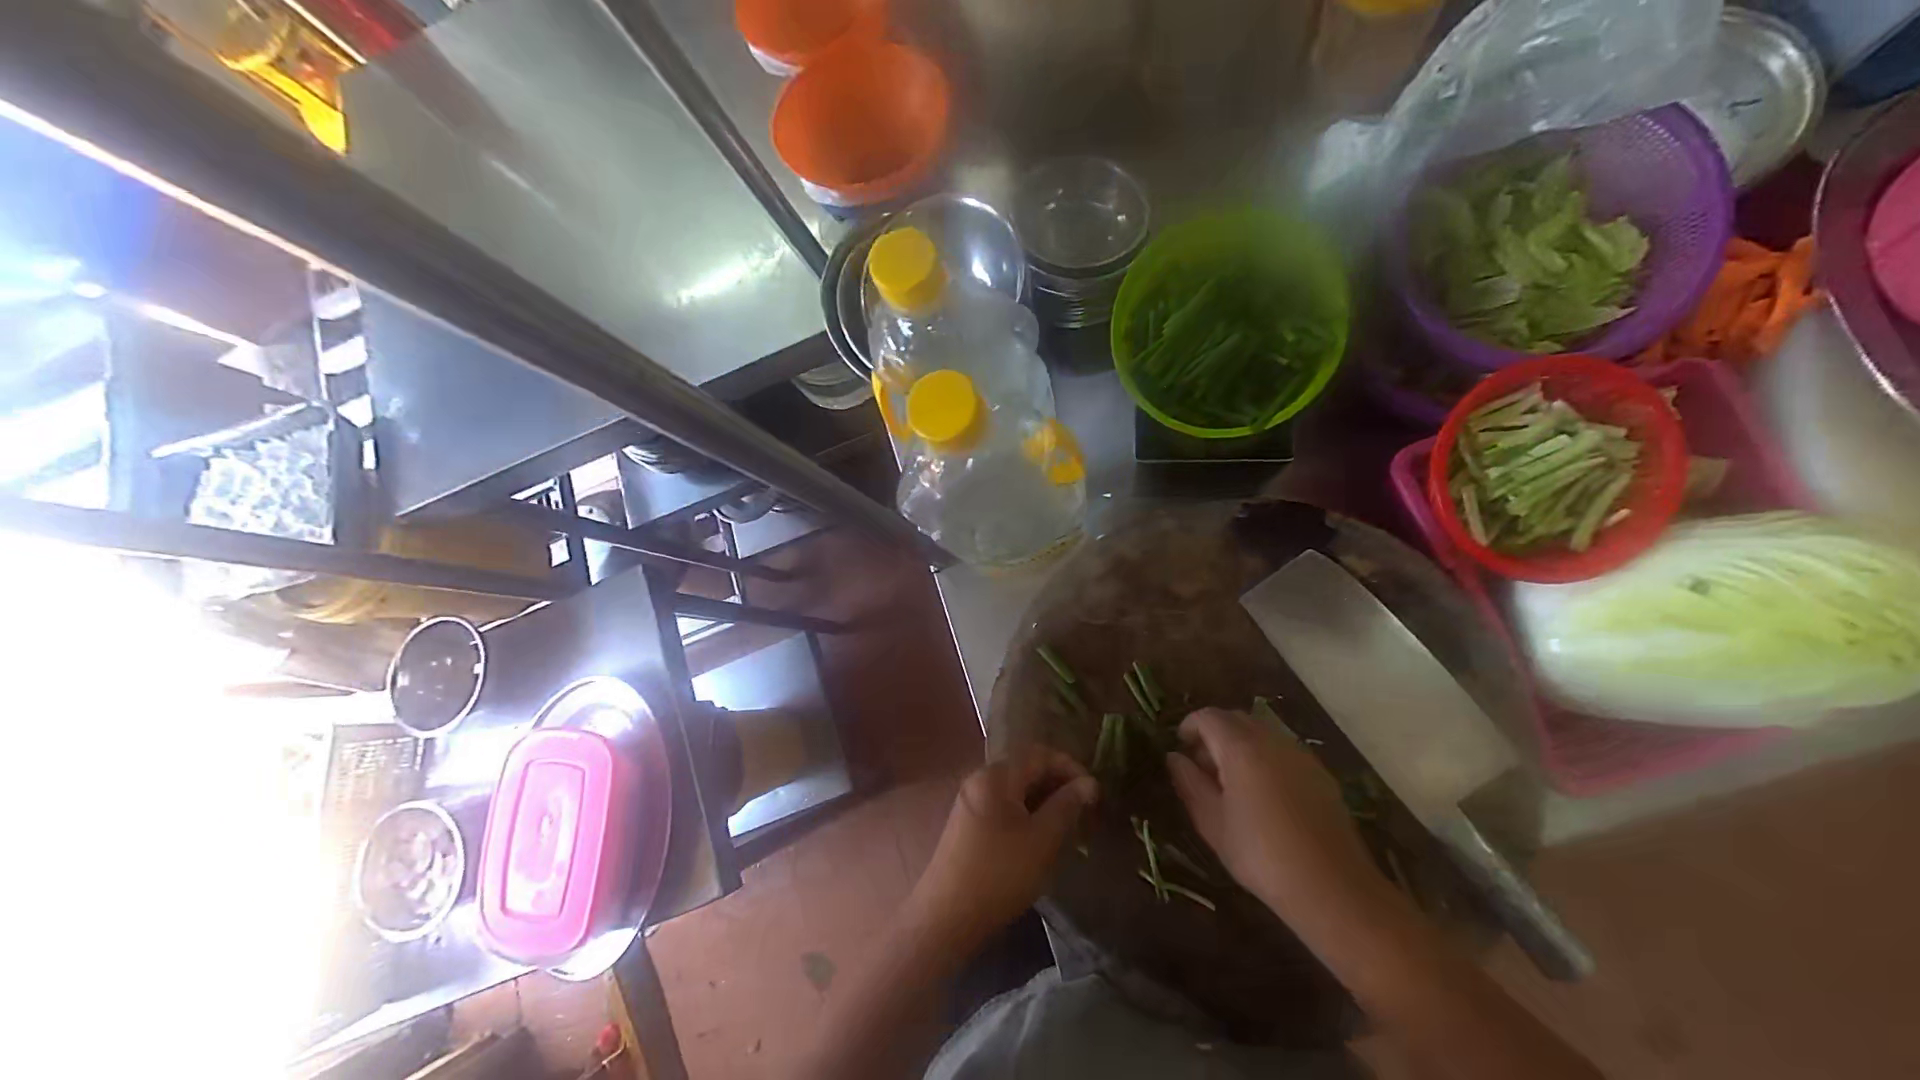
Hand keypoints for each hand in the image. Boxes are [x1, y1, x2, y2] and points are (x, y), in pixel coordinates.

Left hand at [907, 746, 1097, 947]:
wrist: (948, 916)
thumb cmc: (1001, 873)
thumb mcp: (1043, 838)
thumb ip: (1067, 805)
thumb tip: (1089, 783)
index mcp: (996, 775)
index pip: (1039, 753)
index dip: (1070, 766)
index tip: (1095, 792)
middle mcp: (980, 780)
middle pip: (1026, 768)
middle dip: (1058, 784)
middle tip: (1086, 810)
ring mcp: (970, 802)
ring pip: (1016, 790)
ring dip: (1044, 800)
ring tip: (1069, 825)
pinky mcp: (968, 824)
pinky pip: (1003, 806)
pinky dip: (1027, 813)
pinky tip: (1041, 837)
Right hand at [1166, 707, 1382, 918]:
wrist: (1332, 887)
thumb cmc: (1260, 854)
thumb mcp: (1212, 822)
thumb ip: (1189, 783)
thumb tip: (1175, 758)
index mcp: (1241, 747)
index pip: (1208, 717)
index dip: (1188, 727)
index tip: (1180, 751)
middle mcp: (1272, 740)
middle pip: (1236, 719)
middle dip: (1214, 734)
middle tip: (1202, 767)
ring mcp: (1301, 755)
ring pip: (1262, 732)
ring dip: (1240, 745)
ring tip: (1232, 783)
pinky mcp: (1320, 774)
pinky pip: (1283, 751)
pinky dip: (1265, 758)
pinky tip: (1264, 795)